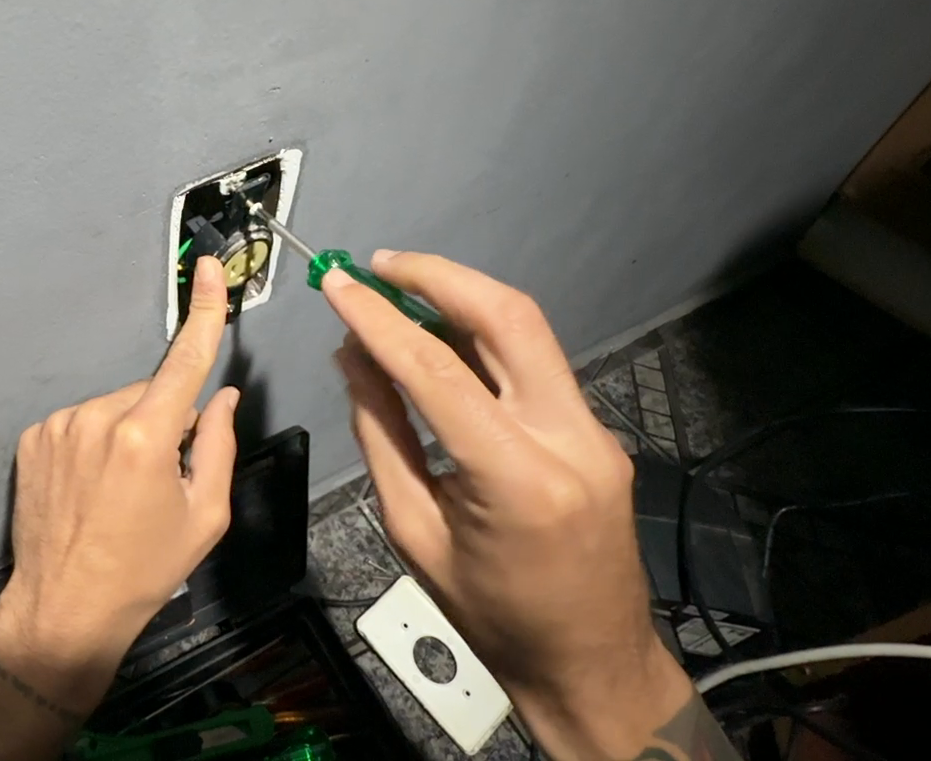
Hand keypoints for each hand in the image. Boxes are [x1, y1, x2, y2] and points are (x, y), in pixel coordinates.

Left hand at [0, 257, 238, 759]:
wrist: (64, 606)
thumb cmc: (146, 568)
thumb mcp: (205, 516)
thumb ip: (218, 444)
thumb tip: (221, 393)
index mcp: (145, 436)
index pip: (183, 362)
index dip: (202, 312)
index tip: (205, 270)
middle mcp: (97, 416)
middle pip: (148, 393)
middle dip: (162, 419)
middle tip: (159, 476)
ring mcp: (58, 424)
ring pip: (113, 407)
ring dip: (126, 431)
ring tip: (118, 488)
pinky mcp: (33, 436)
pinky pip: (80, 421)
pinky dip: (93, 440)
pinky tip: (89, 484)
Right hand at [324, 252, 699, 760]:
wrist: (591, 664)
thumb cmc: (489, 614)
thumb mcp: (412, 528)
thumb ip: (380, 432)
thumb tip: (353, 357)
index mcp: (518, 479)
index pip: (436, 370)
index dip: (378, 319)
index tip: (336, 285)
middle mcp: (569, 439)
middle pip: (508, 318)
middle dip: (436, 276)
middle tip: (376, 265)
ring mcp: (593, 431)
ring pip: (526, 329)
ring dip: (457, 295)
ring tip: (395, 286)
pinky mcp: (594, 430)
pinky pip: (531, 362)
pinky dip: (477, 335)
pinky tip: (435, 334)